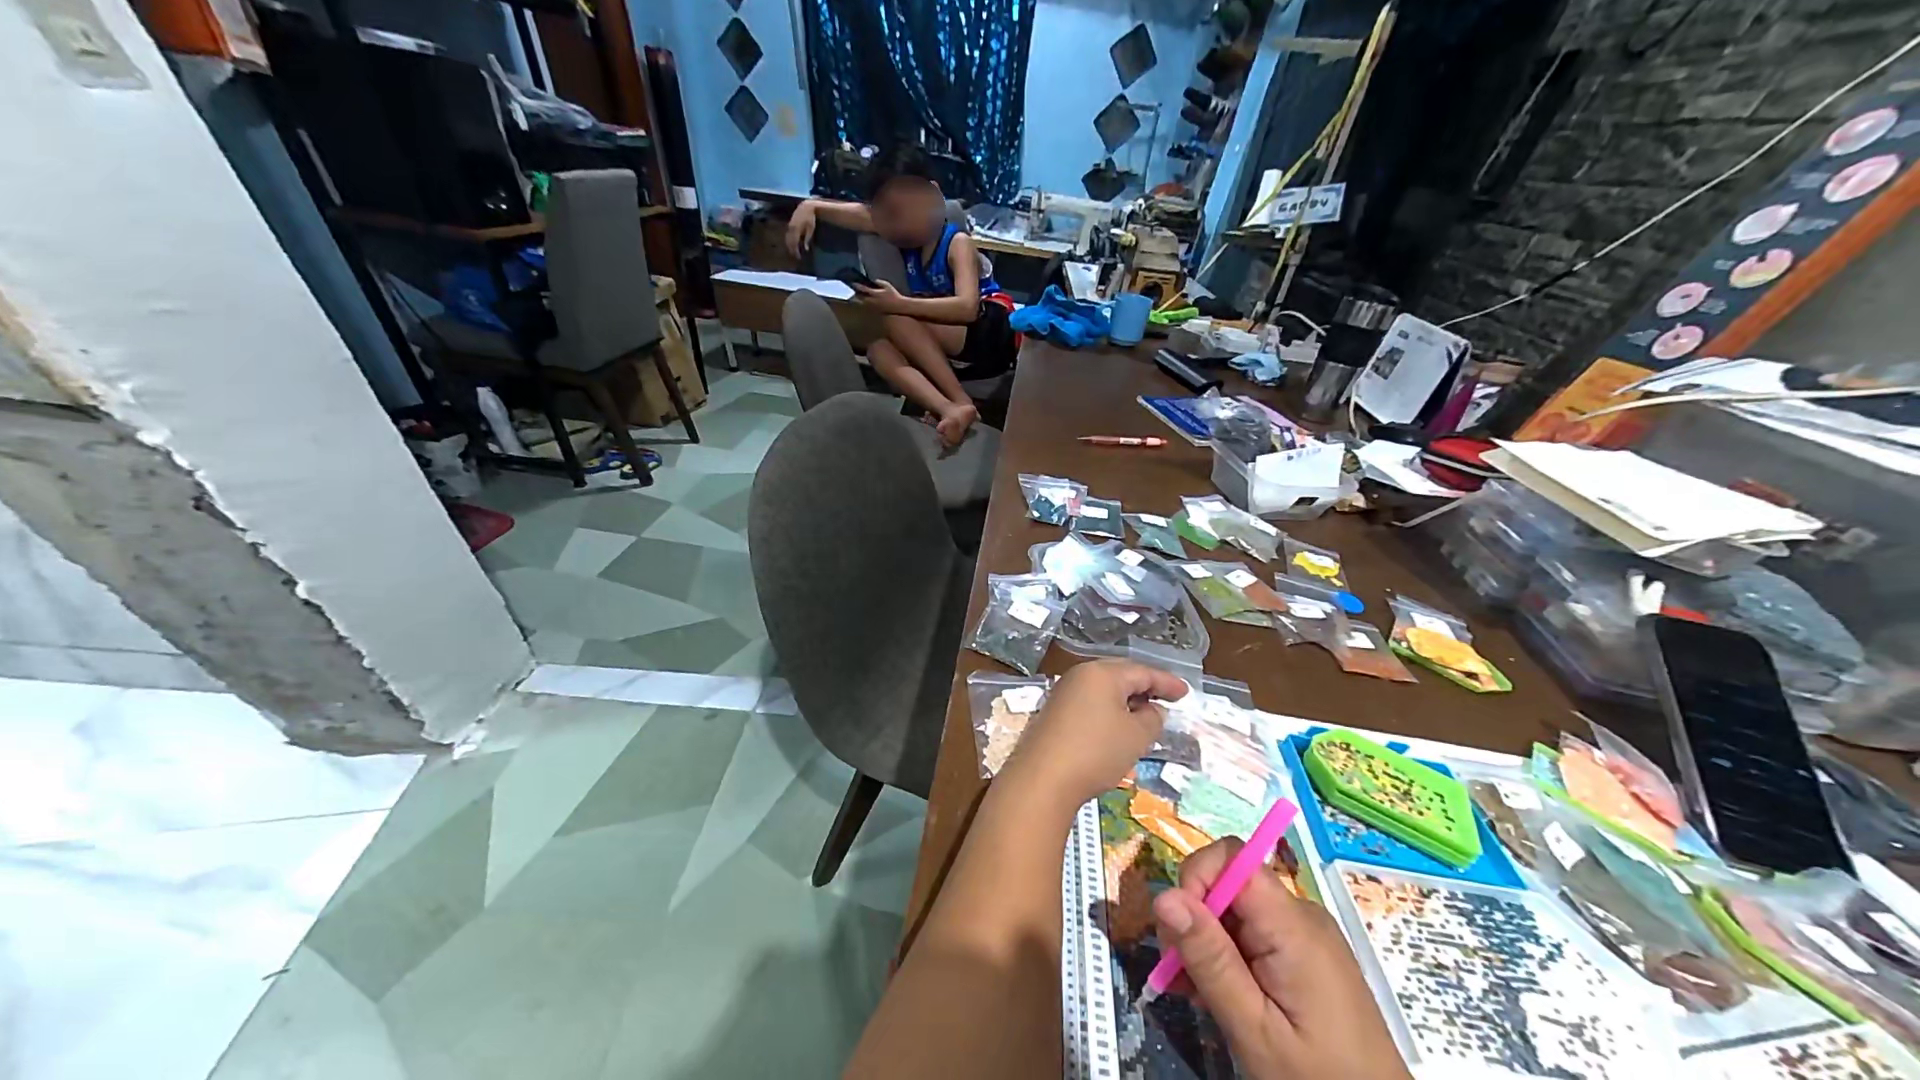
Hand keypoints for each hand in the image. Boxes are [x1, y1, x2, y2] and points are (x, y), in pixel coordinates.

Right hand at [786, 201, 817, 257]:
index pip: (794, 243)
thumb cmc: (810, 218)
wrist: (806, 207)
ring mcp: (789, 226)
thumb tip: (806, 249)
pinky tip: (792, 244)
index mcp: (796, 230)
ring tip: (793, 251)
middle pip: (789, 242)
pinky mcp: (790, 224)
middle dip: (792, 250)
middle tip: (796, 256)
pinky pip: (788, 234)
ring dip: (790, 246)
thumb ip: (807, 239)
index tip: (798, 257)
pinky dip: (789, 240)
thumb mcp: (811, 229)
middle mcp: (791, 228)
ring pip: (787, 238)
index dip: (795, 251)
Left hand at [852, 279, 903, 312]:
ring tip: (856, 297)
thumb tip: (873, 281)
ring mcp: (872, 307)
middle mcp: (871, 301)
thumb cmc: (894, 295)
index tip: (853, 283)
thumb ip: (879, 282)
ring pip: (861, 303)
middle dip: (855, 294)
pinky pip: (866, 307)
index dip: (856, 285)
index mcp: (874, 293)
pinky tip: (864, 302)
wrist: (898, 307)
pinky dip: (863, 304)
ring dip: (858, 300)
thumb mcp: (887, 285)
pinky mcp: (874, 311)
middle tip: (853, 291)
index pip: (862, 288)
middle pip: (859, 297)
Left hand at [997, 659, 1187, 807]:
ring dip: (1126, 699)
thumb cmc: (1095, 752)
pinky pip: (1089, 703)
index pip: (1142, 671)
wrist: (1042, 779)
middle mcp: (1080, 676)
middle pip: (1120, 675)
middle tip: (1166, 698)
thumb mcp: (1136, 736)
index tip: (1185, 693)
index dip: (1166, 682)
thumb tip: (1152, 709)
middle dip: (1145, 686)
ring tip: (1145, 714)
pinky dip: (1108, 710)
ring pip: (1103, 689)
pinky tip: (1117, 726)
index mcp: (1102, 673)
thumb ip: (1152, 718)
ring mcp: (1063, 693)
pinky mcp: (1053, 713)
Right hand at [1152, 839, 1410, 1079]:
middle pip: (1227, 883)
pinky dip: (1224, 955)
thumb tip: (1163, 895)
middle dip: (1192, 919)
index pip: (1232, 857)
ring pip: (1232, 911)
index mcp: (1292, 925)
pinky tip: (1213, 994)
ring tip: (1192, 993)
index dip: (1196, 877)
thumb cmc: (1318, 1079)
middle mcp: (1299, 915)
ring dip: (1203, 943)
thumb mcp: (1253, 1027)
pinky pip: (1250, 934)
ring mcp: (1303, 934)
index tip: (1177, 929)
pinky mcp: (1303, 954)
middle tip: (1176, 974)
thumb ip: (1209, 959)